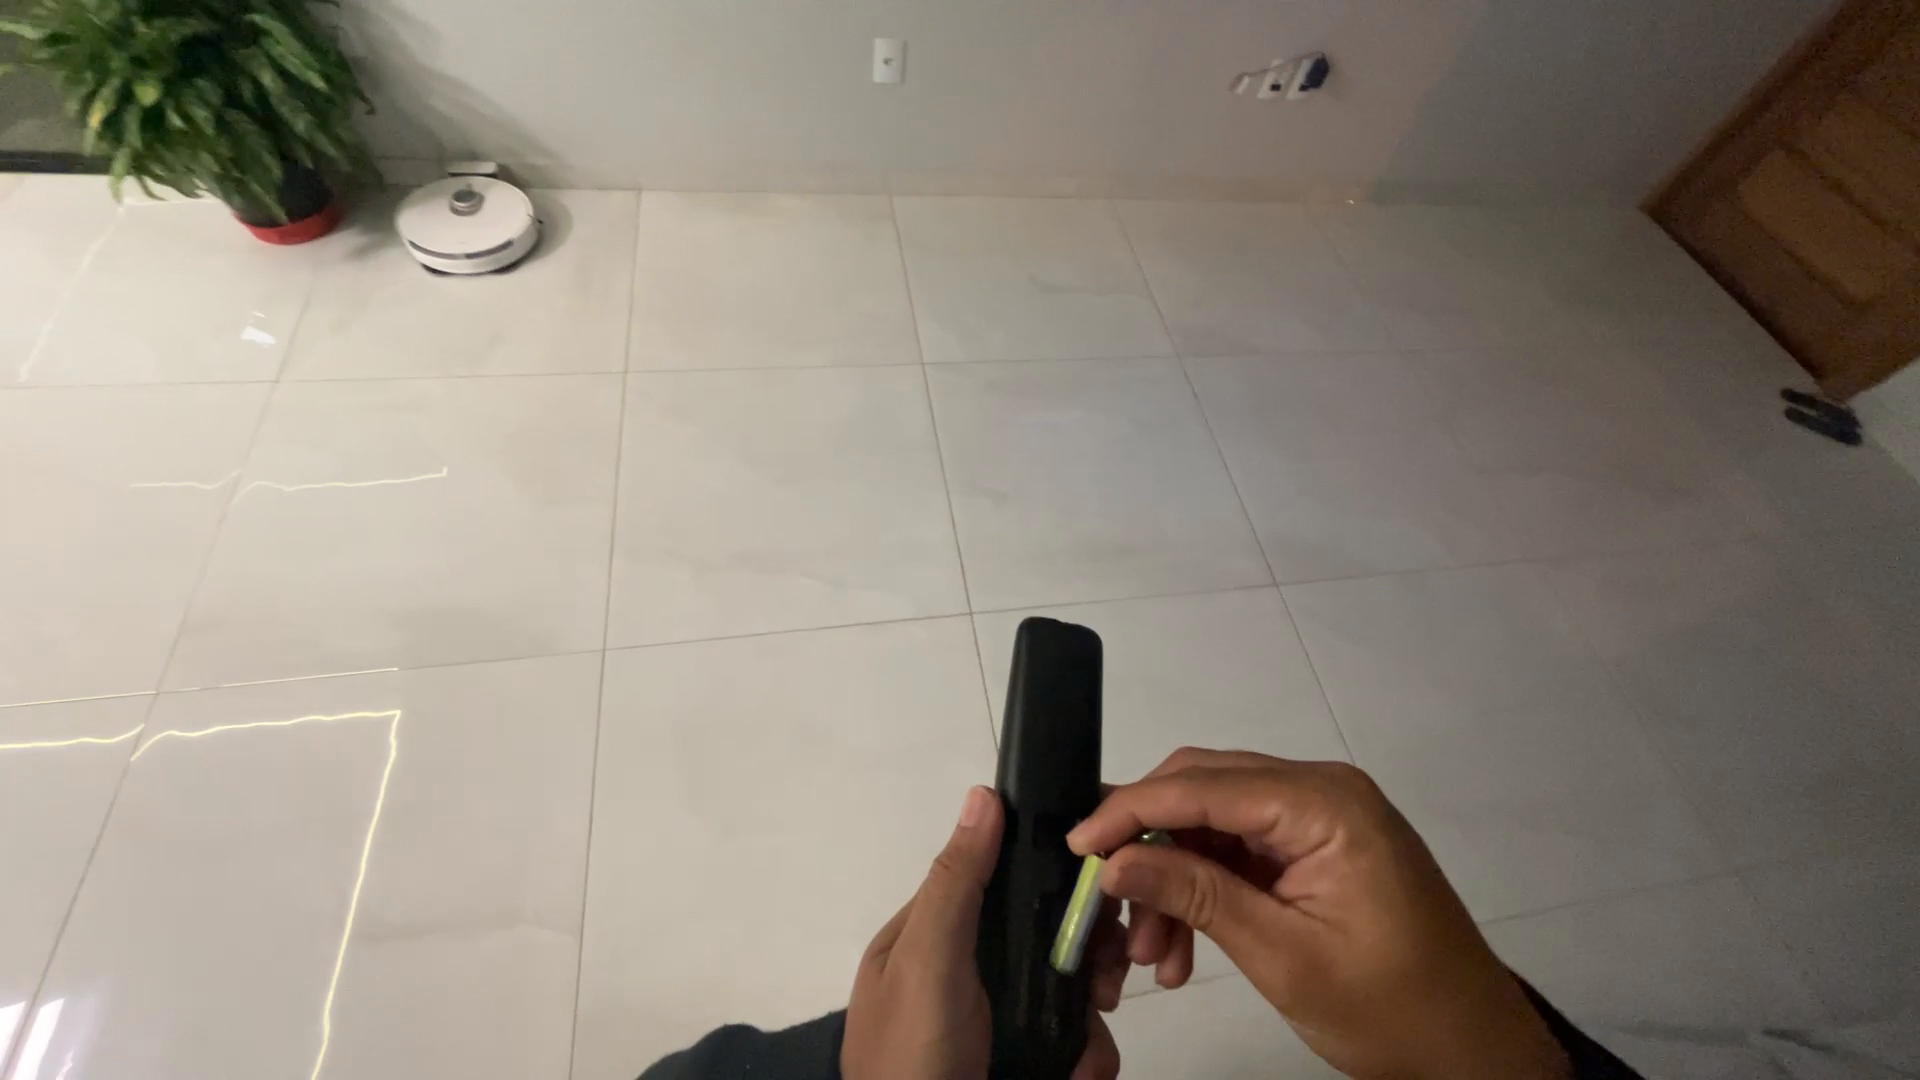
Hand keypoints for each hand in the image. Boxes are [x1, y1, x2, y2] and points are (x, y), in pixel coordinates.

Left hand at [843, 785, 1122, 1079]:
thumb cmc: (913, 1055)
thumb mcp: (927, 961)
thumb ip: (957, 882)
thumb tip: (985, 793)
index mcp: (934, 933)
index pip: (1002, 878)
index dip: (1052, 877)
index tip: (1101, 888)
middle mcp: (968, 970)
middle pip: (1045, 935)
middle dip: (1086, 953)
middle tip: (1108, 977)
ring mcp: (997, 1021)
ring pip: (1067, 993)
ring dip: (1090, 1019)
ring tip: (1090, 1044)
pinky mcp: (1025, 1063)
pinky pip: (1071, 1045)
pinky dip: (1086, 1060)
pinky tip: (1081, 1074)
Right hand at [1070, 750, 1568, 1079]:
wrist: (1481, 1060)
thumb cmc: (1395, 1014)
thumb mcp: (1283, 957)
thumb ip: (1193, 895)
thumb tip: (1112, 863)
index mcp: (1323, 802)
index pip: (1203, 784)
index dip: (1132, 809)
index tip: (1079, 845)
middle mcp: (1317, 788)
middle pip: (1202, 788)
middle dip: (1149, 843)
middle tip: (1107, 893)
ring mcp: (1316, 813)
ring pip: (1211, 820)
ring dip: (1173, 875)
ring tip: (1150, 951)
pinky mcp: (1311, 843)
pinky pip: (1236, 848)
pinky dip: (1203, 888)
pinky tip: (1181, 948)